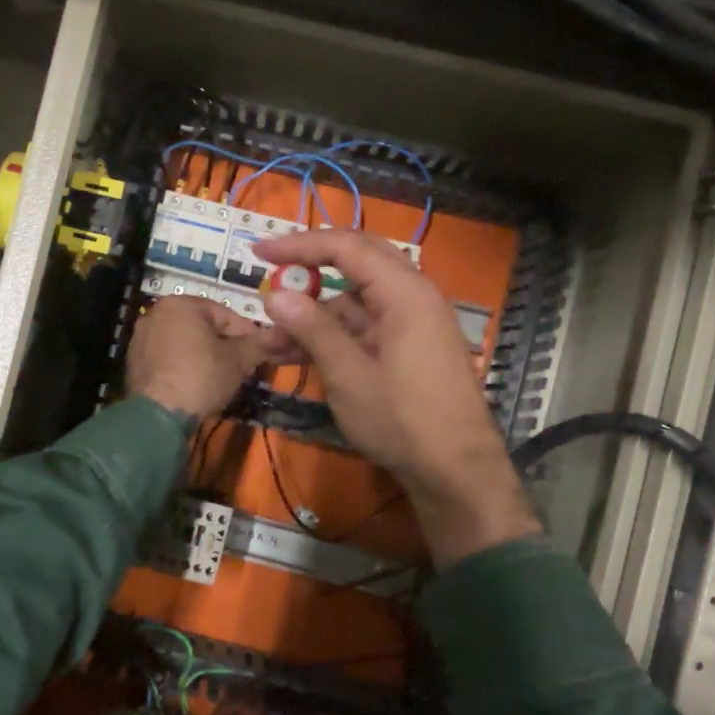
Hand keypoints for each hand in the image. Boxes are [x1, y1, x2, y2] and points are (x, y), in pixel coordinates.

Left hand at [127, 296, 283, 419]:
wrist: (159, 415)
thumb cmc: (202, 376)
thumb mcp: (238, 359)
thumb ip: (261, 344)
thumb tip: (286, 335)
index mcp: (179, 304)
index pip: (226, 314)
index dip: (249, 335)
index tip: (261, 355)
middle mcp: (154, 314)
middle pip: (203, 328)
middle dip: (225, 346)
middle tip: (242, 369)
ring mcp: (140, 339)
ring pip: (184, 344)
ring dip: (204, 357)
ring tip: (220, 380)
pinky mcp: (133, 364)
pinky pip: (167, 359)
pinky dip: (183, 368)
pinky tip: (195, 386)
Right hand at [255, 230, 539, 564]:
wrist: (455, 469)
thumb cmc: (401, 419)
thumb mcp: (348, 374)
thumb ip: (312, 329)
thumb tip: (275, 294)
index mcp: (405, 292)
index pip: (347, 247)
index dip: (300, 245)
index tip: (259, 251)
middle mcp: (413, 297)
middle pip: (355, 266)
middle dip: (308, 273)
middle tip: (268, 278)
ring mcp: (413, 324)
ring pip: (356, 303)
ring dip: (314, 316)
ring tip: (270, 341)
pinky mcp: (410, 349)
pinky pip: (365, 328)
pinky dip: (333, 337)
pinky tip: (298, 355)